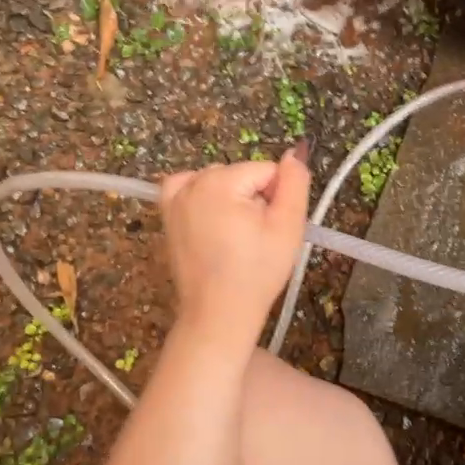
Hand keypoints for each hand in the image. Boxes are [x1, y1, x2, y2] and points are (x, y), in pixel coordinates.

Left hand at [157, 149, 311, 345]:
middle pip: (244, 175)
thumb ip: (295, 182)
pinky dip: (203, 195)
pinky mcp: (168, 215)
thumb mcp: (289, 225)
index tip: (271, 228)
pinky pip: (189, 187)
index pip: (268, 171)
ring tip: (236, 236)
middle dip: (254, 198)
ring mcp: (175, 198)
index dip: (277, 197)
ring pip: (222, 181)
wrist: (219, 313)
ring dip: (232, 199)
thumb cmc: (257, 272)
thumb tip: (296, 151)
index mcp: (221, 181)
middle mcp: (192, 183)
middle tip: (256, 236)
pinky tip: (212, 218)